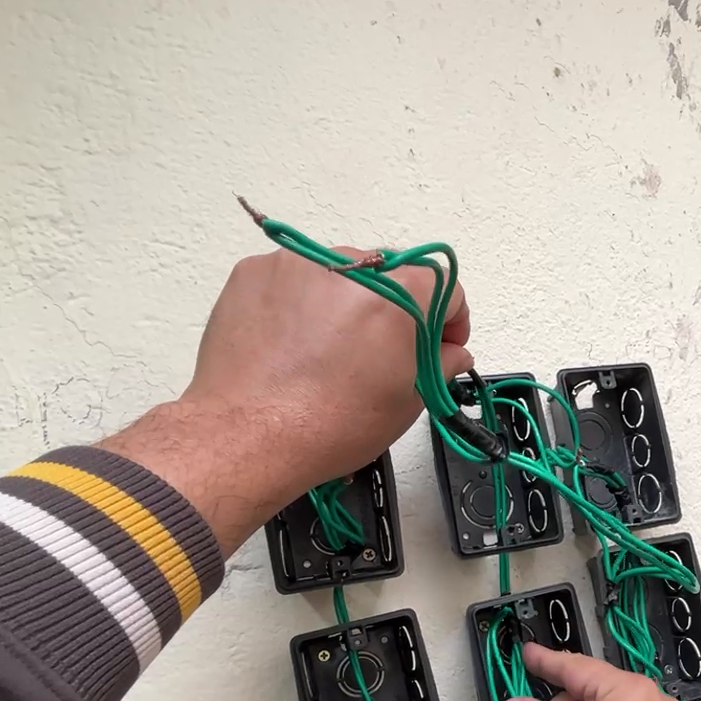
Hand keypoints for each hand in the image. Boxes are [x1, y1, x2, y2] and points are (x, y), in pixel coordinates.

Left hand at [101, 247, 471, 553]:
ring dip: (352, 303)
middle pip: (394, 274)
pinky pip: (298, 278)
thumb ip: (440, 364)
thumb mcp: (408, 401)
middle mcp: (350, 267)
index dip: (452, 318)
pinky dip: (307, 303)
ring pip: (344, 272)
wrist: (248, 435)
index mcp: (397, 297)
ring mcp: (297, 264)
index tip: (444, 344)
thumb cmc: (333, 424)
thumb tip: (452, 352)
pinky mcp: (255, 272)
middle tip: (390, 352)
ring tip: (336, 350)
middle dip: (402, 310)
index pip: (444, 286)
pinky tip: (300, 344)